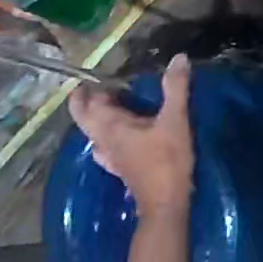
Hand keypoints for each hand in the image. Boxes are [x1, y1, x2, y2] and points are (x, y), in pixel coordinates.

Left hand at [69, 54, 195, 216]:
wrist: (166, 204)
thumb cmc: (168, 160)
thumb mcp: (175, 120)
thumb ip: (176, 87)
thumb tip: (179, 57)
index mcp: (110, 125)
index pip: (87, 102)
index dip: (90, 88)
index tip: (102, 75)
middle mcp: (102, 140)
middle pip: (84, 117)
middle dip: (89, 101)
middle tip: (106, 87)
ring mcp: (108, 156)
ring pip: (93, 132)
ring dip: (99, 117)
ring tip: (118, 104)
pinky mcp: (119, 168)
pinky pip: (104, 146)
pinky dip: (108, 134)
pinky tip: (123, 133)